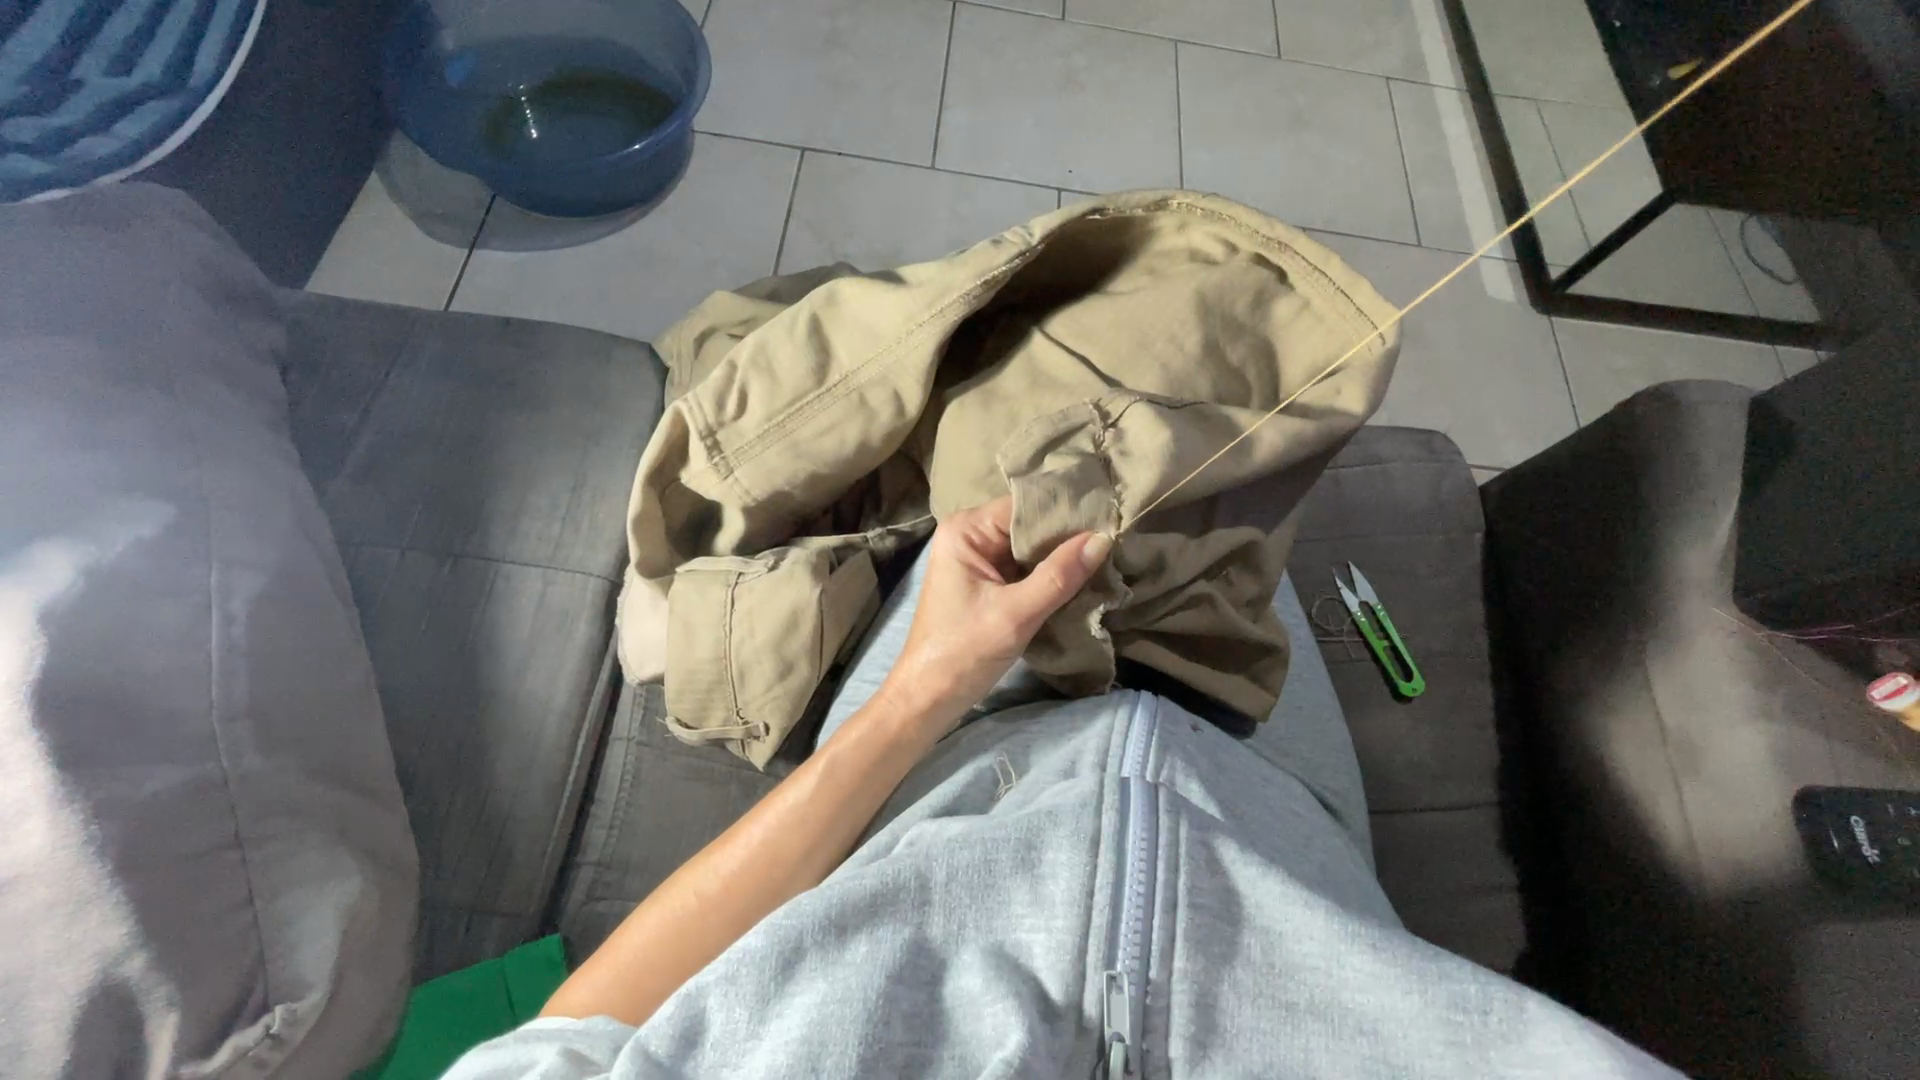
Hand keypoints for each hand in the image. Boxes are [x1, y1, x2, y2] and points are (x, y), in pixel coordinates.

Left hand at [874, 496, 1110, 740]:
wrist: (928, 698)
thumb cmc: (963, 652)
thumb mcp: (1016, 614)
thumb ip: (1059, 575)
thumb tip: (1103, 539)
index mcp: (965, 530)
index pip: (1025, 506)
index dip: (1065, 512)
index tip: (1108, 517)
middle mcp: (969, 536)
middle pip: (1029, 525)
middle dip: (1067, 536)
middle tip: (1115, 539)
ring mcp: (978, 561)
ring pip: (1030, 549)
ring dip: (1061, 557)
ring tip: (1107, 556)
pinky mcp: (987, 585)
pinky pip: (1025, 569)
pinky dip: (1050, 575)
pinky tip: (1082, 577)